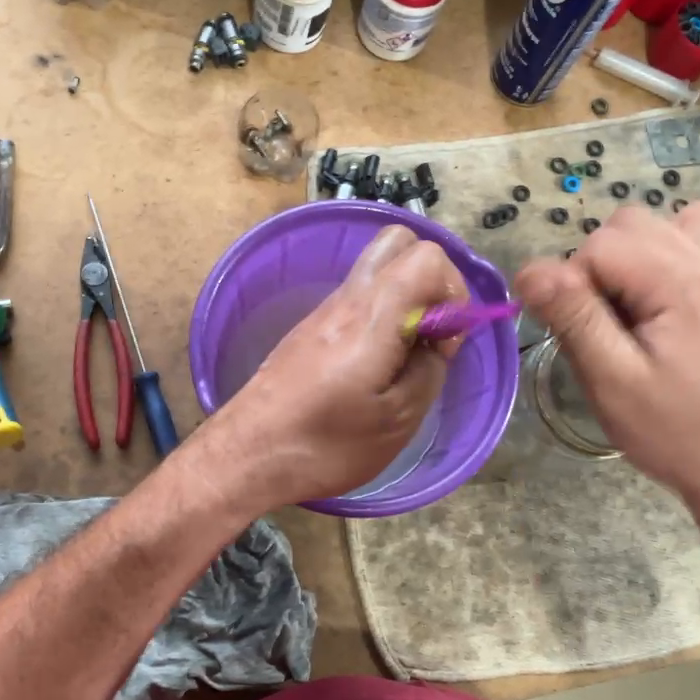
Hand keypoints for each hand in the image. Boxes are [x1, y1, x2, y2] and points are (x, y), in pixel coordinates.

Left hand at [199, 225, 467, 509]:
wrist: (248, 456)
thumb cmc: (326, 445)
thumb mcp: (397, 421)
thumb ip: (429, 371)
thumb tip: (437, 344)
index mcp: (372, 315)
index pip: (428, 257)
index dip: (452, 294)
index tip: (443, 345)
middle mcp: (346, 300)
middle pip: (399, 244)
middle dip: (430, 280)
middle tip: (428, 335)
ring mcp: (322, 312)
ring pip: (376, 271)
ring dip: (403, 302)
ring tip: (402, 359)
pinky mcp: (309, 331)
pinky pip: (355, 301)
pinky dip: (378, 319)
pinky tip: (373, 369)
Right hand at [514, 203, 699, 516]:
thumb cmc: (674, 431)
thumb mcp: (611, 380)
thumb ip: (574, 317)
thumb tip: (531, 270)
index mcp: (679, 281)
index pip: (599, 244)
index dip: (572, 284)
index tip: (577, 333)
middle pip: (635, 224)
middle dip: (602, 266)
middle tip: (602, 325)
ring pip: (682, 224)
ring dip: (647, 253)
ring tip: (637, 303)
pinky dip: (698, 262)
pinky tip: (686, 302)